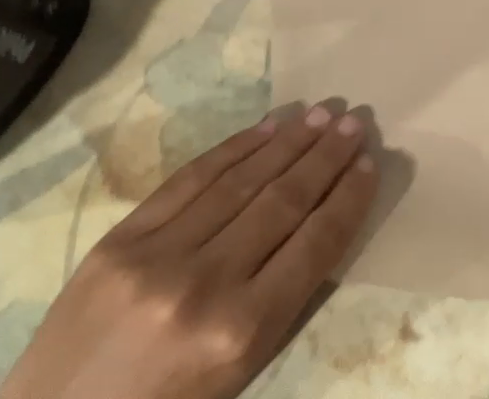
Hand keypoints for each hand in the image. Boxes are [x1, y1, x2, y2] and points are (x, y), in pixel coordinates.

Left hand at [0, 105, 378, 398]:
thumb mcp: (239, 374)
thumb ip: (281, 301)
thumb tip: (321, 224)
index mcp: (241, 331)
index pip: (315, 244)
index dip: (348, 199)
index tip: (370, 165)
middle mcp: (204, 285)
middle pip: (283, 202)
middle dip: (326, 158)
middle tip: (355, 123)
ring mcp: (156, 256)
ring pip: (241, 182)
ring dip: (288, 142)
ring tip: (321, 115)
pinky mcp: (119, 240)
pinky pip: (189, 181)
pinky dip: (232, 150)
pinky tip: (264, 128)